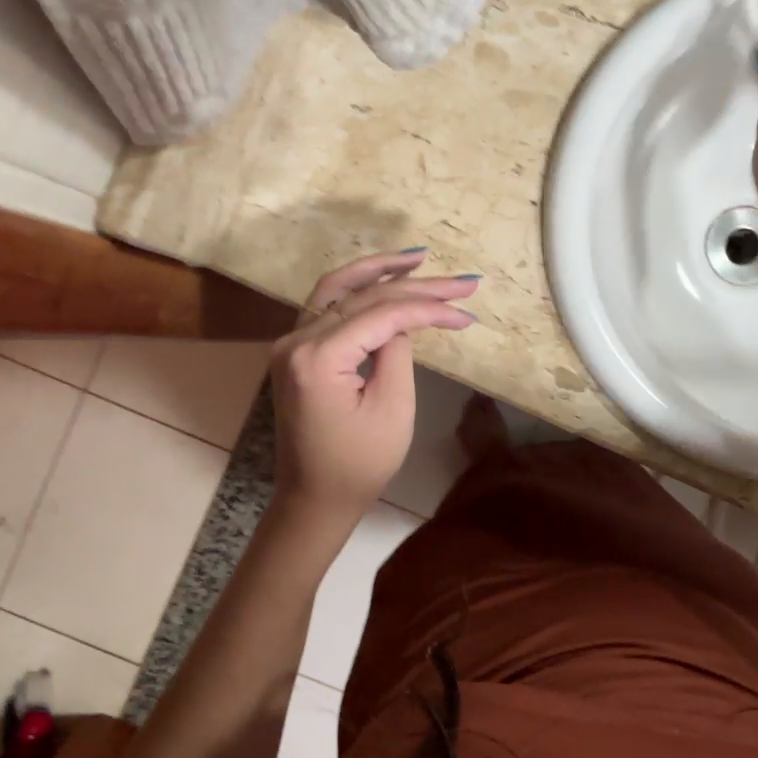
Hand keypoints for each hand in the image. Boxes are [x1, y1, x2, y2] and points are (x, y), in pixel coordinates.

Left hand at [270, 249, 478, 519]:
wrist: (315, 498)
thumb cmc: (358, 465)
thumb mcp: (391, 409)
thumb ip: (396, 352)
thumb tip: (404, 320)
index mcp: (317, 357)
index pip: (380, 314)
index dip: (427, 308)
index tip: (466, 311)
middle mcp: (296, 340)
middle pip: (361, 296)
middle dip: (415, 286)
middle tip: (461, 282)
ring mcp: (291, 343)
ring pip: (337, 290)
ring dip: (378, 272)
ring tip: (418, 259)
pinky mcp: (296, 352)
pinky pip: (326, 308)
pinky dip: (357, 291)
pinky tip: (385, 282)